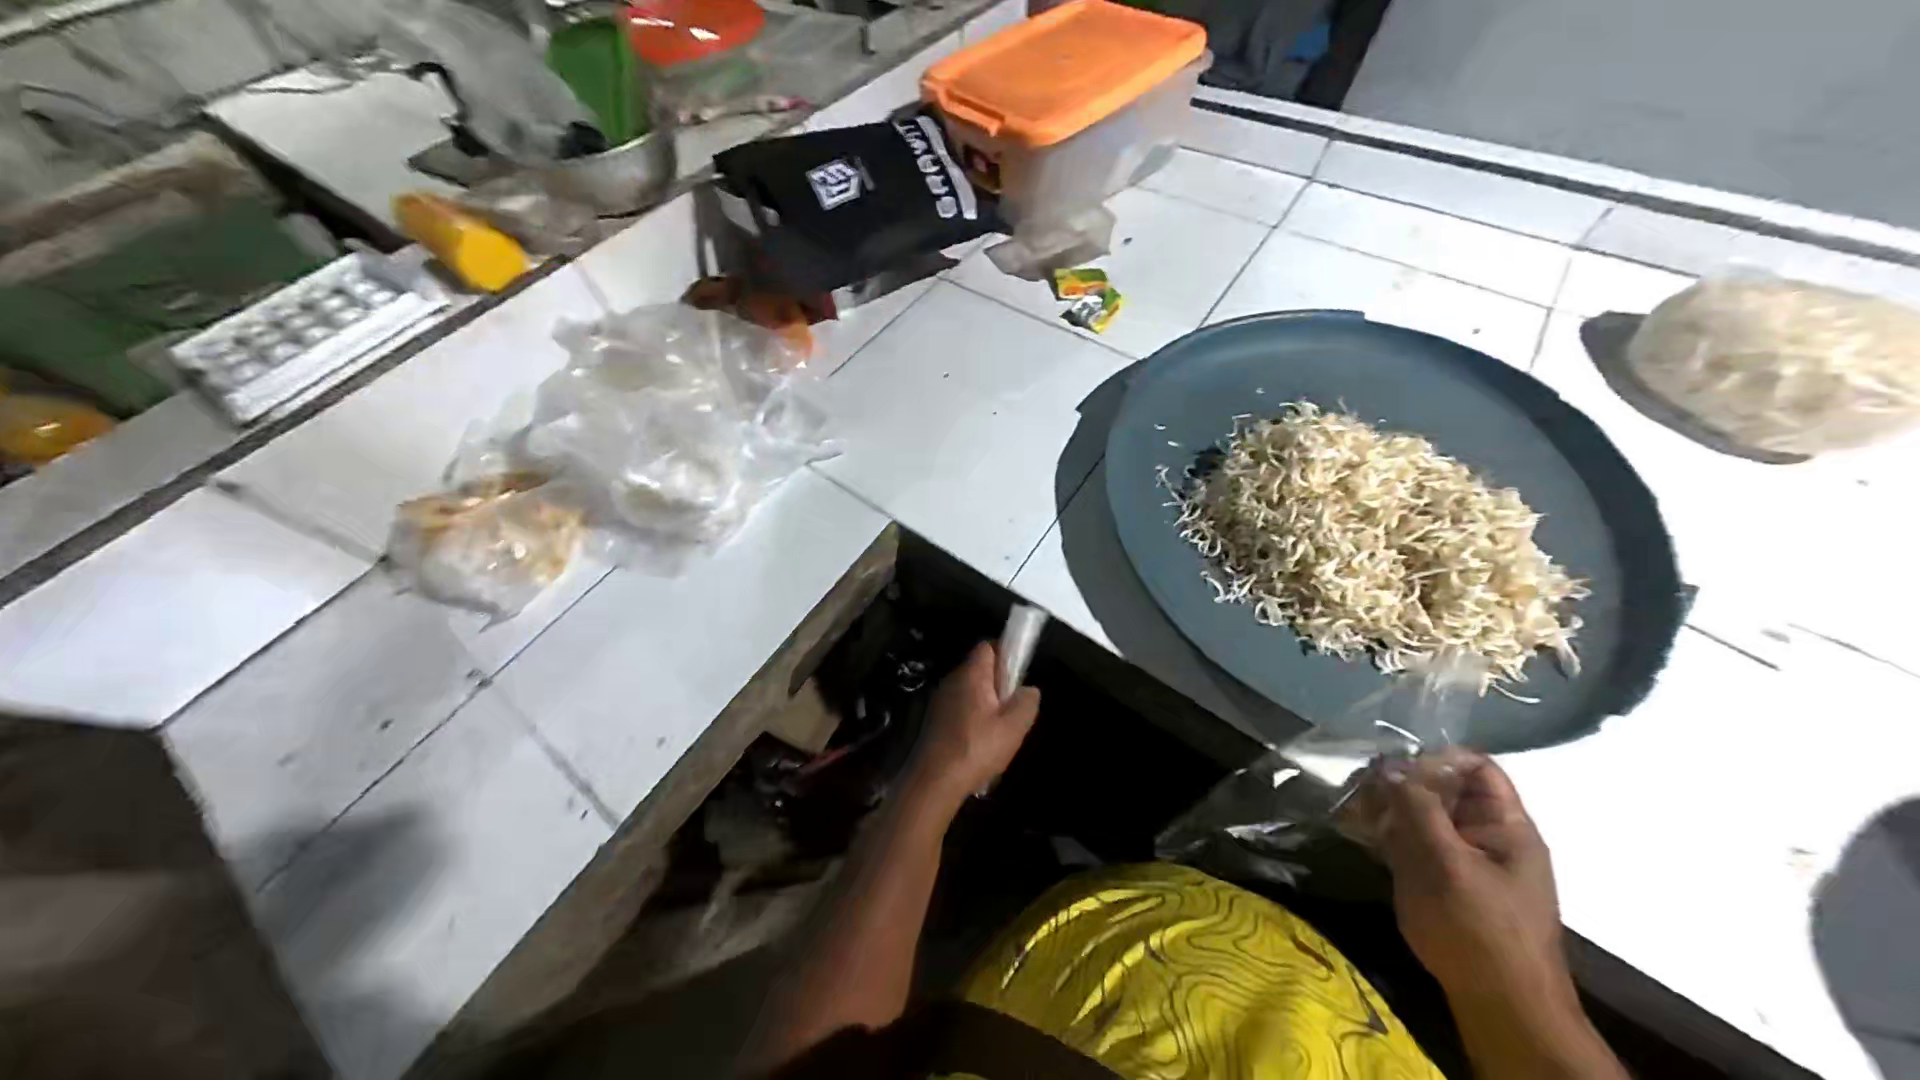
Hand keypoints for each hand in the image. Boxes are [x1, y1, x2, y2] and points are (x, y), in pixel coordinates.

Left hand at [903, 642, 1039, 814]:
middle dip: (998, 683)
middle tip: (1013, 707)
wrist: (934, 780)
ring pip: (969, 690)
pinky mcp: (934, 720)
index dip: (1006, 653)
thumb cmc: (977, 748)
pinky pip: (959, 707)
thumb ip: (1027, 701)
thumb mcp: (1014, 726)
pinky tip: (980, 742)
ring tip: (1000, 729)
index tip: (1019, 674)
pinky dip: (972, 717)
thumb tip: (1029, 688)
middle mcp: (952, 680)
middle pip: (979, 668)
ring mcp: (940, 700)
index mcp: (971, 674)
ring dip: (985, 703)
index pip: (988, 646)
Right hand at [1360, 750, 1565, 998]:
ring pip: (1421, 814)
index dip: (1437, 757)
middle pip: (1443, 789)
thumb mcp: (1447, 863)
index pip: (1477, 768)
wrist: (1498, 1005)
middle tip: (1357, 783)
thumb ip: (1419, 810)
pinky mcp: (1439, 879)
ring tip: (1347, 804)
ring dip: (1385, 806)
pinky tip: (1353, 827)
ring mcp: (1461, 858)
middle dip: (1400, 781)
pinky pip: (1411, 841)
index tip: (1393, 762)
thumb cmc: (1480, 929)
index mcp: (1505, 826)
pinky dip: (1384, 830)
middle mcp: (1484, 835)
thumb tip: (1391, 768)